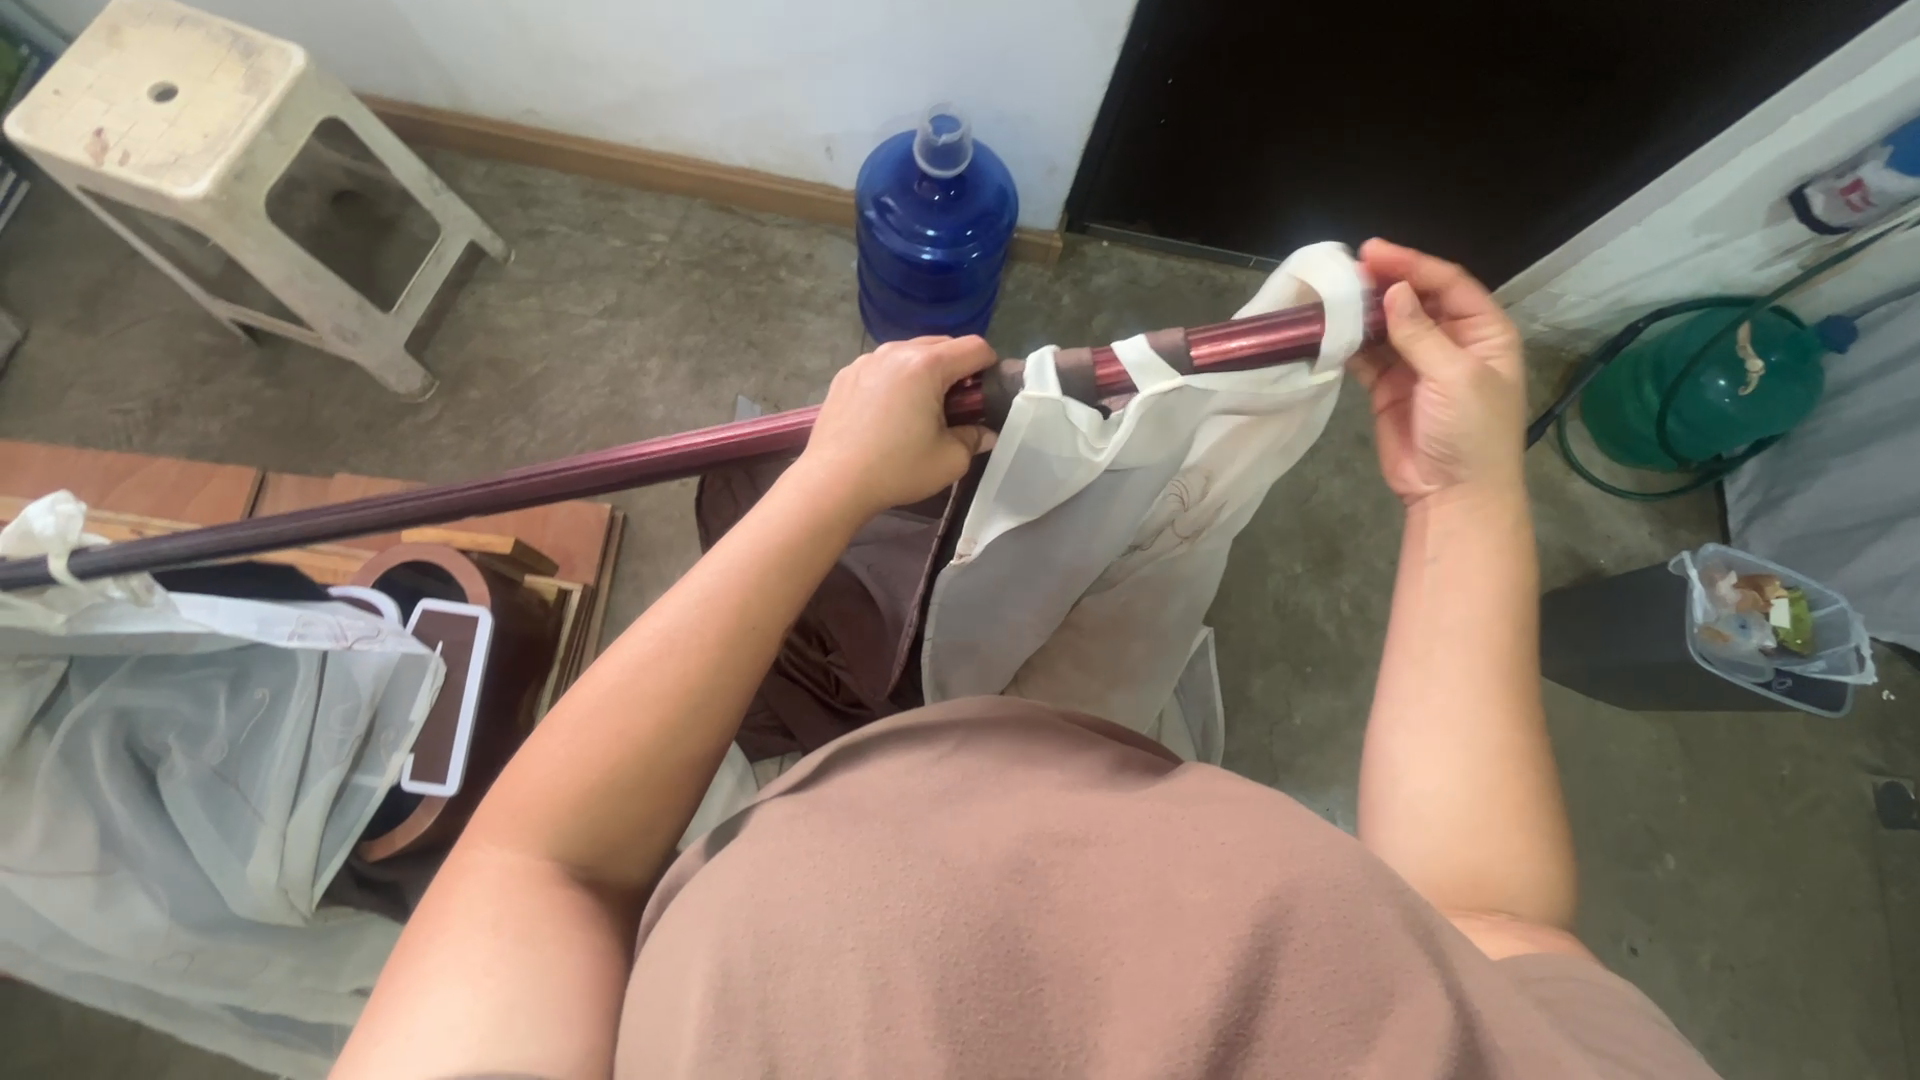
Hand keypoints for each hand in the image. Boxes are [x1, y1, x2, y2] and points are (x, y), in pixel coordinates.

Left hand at [792, 335, 997, 520]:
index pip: (975, 347)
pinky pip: (882, 367)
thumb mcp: (950, 460)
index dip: (990, 367)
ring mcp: (865, 360)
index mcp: (926, 365)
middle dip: (957, 369)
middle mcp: (895, 352)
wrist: (833, 482)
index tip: (985, 395)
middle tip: (956, 407)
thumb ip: (975, 439)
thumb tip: (985, 433)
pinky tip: (888, 414)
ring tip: (920, 409)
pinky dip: (895, 380)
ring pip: (909, 354)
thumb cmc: (897, 469)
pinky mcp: (845, 376)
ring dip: (925, 372)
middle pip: (942, 345)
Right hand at [1350, 239, 1526, 506]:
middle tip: (1347, 270)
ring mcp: (1417, 366)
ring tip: (1333, 296)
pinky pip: (1368, 358)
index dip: (1412, 266)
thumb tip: (1392, 293)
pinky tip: (1330, 332)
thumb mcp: (1454, 377)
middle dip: (1385, 284)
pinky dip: (1350, 345)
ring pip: (1388, 327)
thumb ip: (1421, 335)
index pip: (1448, 285)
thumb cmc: (1470, 432)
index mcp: (1484, 332)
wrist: (1452, 493)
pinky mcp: (1388, 389)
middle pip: (1415, 301)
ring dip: (1364, 313)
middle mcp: (1451, 342)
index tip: (1373, 252)